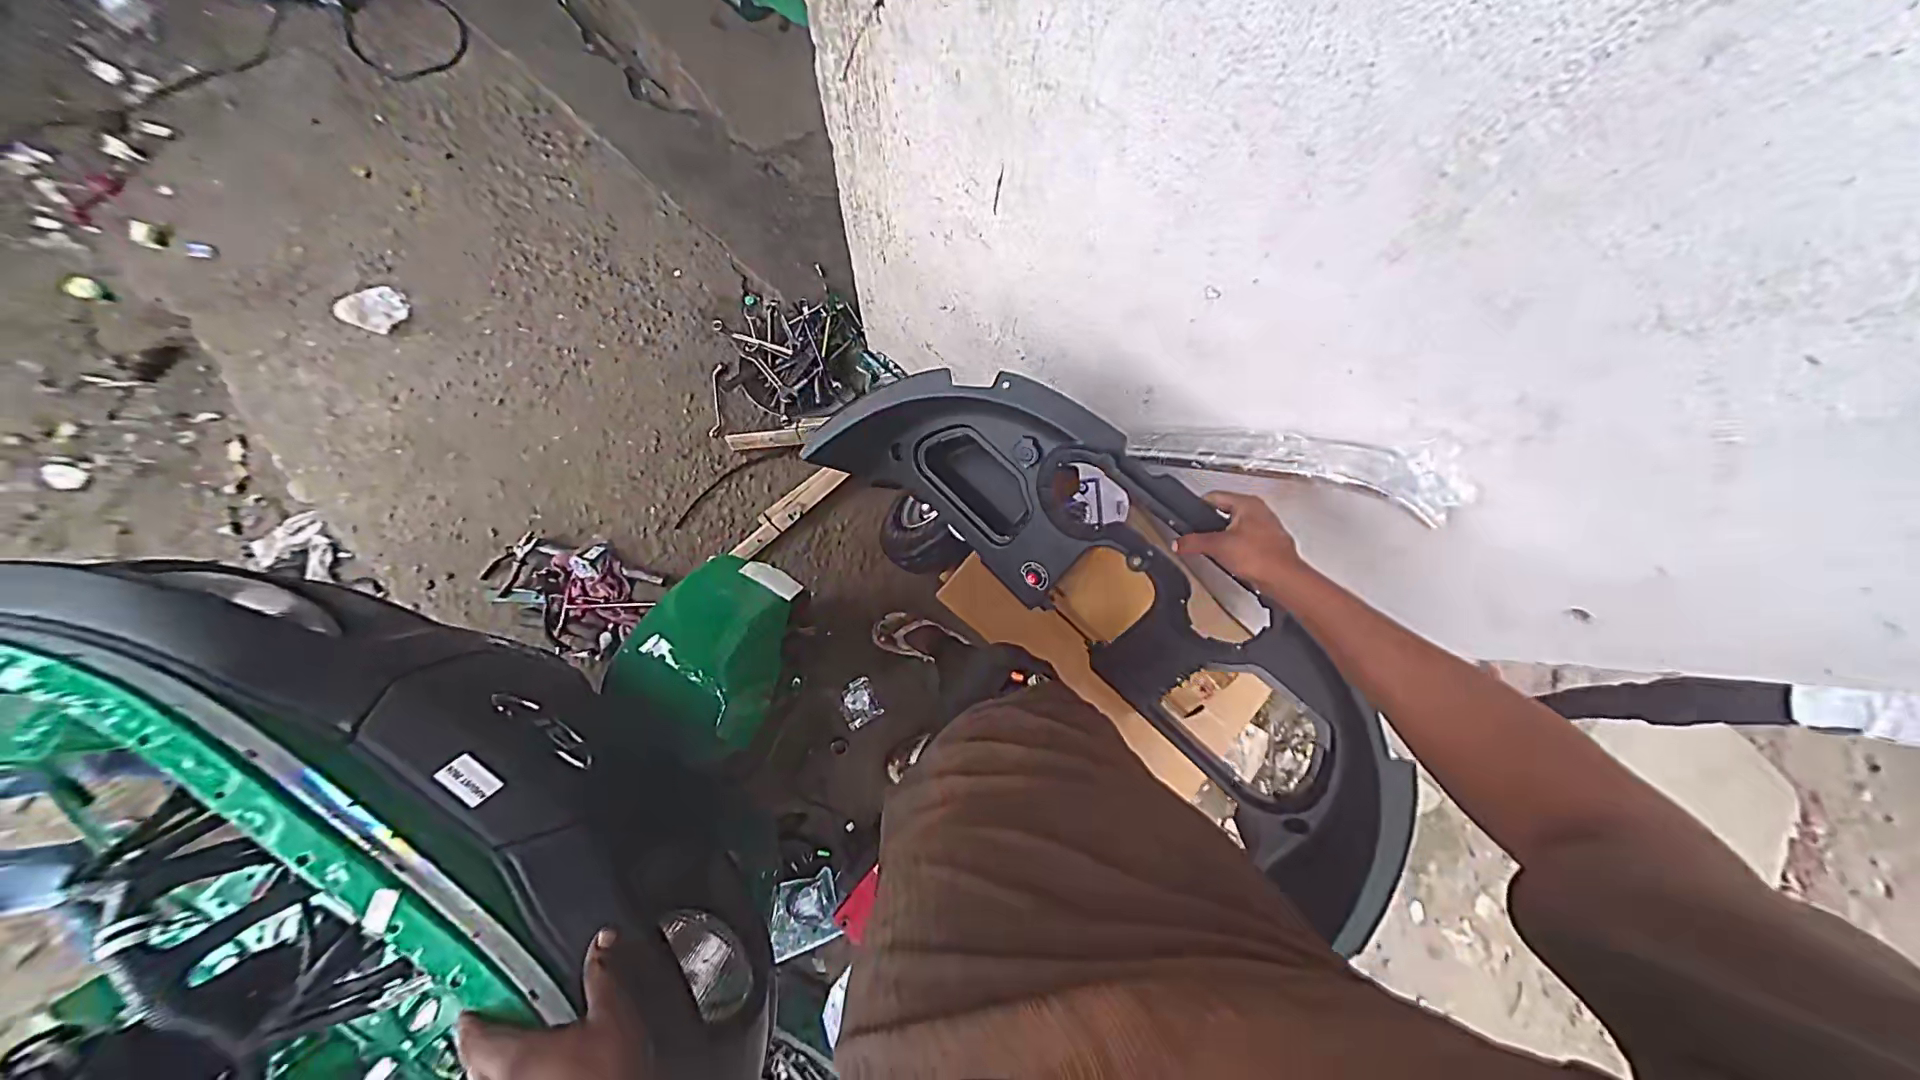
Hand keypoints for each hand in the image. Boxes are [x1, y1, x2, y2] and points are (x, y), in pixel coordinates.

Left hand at [456, 928, 651, 1079]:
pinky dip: (509, 1077)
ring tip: (516, 1047)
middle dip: (483, 1042)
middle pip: (473, 1064)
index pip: (475, 1037)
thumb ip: (600, 976)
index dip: (471, 1020)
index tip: (471, 1010)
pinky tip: (534, 1071)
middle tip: (497, 1022)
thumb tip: (601, 944)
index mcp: (518, 1055)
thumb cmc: (610, 1073)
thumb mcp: (611, 1014)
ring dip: (494, 1065)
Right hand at [1171, 492, 1309, 594]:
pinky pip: (1248, 541)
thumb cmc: (1260, 557)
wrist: (1283, 579)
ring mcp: (1268, 527)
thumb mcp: (1216, 546)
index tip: (1190, 514)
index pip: (1214, 496)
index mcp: (1248, 503)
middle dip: (1212, 524)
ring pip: (1238, 526)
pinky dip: (1238, 548)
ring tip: (1217, 548)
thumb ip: (1193, 542)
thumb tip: (1179, 542)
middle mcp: (1261, 511)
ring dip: (1226, 536)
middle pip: (1226, 511)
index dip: (1198, 506)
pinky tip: (1233, 559)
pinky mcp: (1271, 543)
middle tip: (1202, 534)